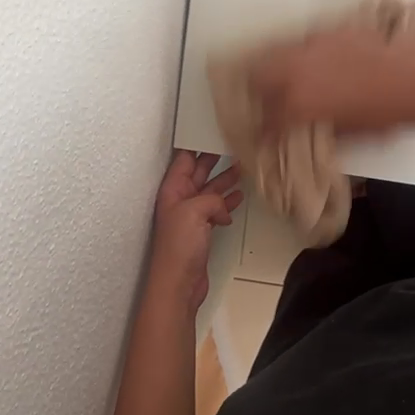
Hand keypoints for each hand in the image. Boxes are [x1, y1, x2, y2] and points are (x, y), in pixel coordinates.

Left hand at [149, 151, 243, 312]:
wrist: (178, 284)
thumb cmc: (179, 248)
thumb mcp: (194, 211)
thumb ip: (211, 198)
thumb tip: (224, 205)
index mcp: (172, 190)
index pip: (184, 159)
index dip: (197, 143)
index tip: (212, 130)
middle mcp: (179, 200)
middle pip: (197, 172)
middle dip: (213, 158)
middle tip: (232, 144)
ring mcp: (190, 217)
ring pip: (210, 190)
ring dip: (225, 180)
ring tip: (242, 167)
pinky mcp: (201, 232)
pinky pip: (216, 209)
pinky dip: (227, 202)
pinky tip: (239, 197)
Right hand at [248, 28, 414, 136]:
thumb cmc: (384, 116)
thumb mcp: (348, 134)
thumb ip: (319, 131)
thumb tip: (308, 129)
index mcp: (299, 102)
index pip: (266, 118)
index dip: (261, 129)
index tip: (263, 133)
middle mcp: (298, 70)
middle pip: (256, 73)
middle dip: (254, 87)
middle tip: (262, 98)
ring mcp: (315, 45)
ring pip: (279, 51)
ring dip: (276, 66)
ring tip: (285, 77)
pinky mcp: (333, 31)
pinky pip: (308, 41)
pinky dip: (305, 53)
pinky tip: (319, 62)